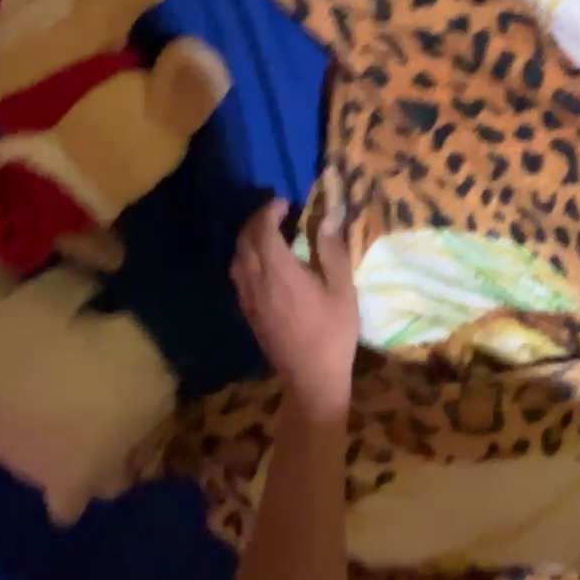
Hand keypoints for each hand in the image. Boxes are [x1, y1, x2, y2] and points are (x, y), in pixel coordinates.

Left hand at [229, 199, 359, 415]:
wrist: (312, 377)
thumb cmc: (333, 332)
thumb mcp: (342, 290)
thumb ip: (332, 252)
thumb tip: (327, 219)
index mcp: (280, 272)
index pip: (263, 230)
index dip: (269, 211)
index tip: (285, 202)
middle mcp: (257, 281)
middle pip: (244, 241)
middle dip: (256, 221)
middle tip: (276, 213)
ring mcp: (248, 298)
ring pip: (237, 258)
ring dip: (248, 240)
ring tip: (268, 235)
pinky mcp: (248, 312)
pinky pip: (238, 276)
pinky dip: (246, 259)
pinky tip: (263, 264)